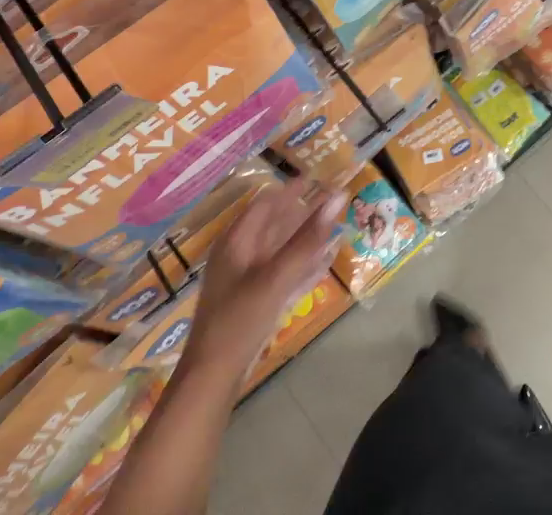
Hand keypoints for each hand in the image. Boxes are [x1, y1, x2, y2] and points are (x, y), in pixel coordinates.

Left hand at [189, 179, 345, 371]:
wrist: (214, 374)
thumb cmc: (240, 319)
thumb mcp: (276, 276)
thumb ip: (308, 238)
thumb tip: (337, 196)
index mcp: (237, 242)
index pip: (267, 203)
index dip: (293, 189)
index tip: (321, 176)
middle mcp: (240, 255)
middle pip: (275, 223)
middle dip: (304, 211)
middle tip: (334, 198)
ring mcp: (248, 279)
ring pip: (281, 248)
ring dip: (307, 236)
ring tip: (335, 223)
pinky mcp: (257, 300)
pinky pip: (285, 271)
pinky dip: (305, 262)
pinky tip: (325, 259)